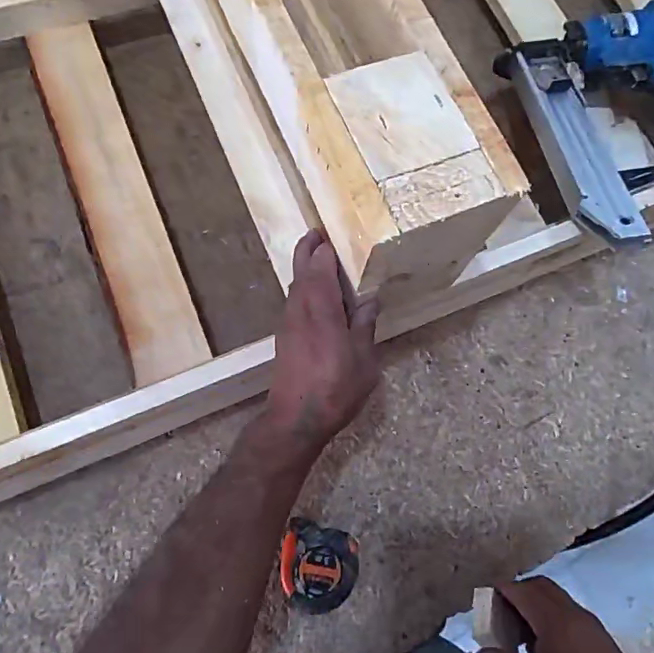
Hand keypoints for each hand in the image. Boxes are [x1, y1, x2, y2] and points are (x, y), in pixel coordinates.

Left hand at [262, 231, 380, 453]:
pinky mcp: (284, 339)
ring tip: (320, 262)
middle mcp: (298, 309)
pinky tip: (316, 299)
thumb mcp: (363, 358)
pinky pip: (293, 304)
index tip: (330, 233)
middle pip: (300, 271)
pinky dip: (303, 291)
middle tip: (316, 234)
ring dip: (304, 271)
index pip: (318, 266)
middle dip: (307, 251)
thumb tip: (370, 300)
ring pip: (294, 288)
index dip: (324, 248)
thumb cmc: (335, 387)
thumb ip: (364, 326)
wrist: (295, 419)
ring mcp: (287, 324)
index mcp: (319, 307)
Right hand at [475, 578, 653, 652]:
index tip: (482, 616)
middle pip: (540, 588)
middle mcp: (577, 617)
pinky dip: (551, 626)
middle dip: (515, 598)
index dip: (496, 595)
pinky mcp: (606, 648)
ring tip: (519, 645)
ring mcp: (595, 631)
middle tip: (499, 625)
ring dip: (534, 613)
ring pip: (557, 604)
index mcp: (557, 621)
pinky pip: (571, 621)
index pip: (519, 589)